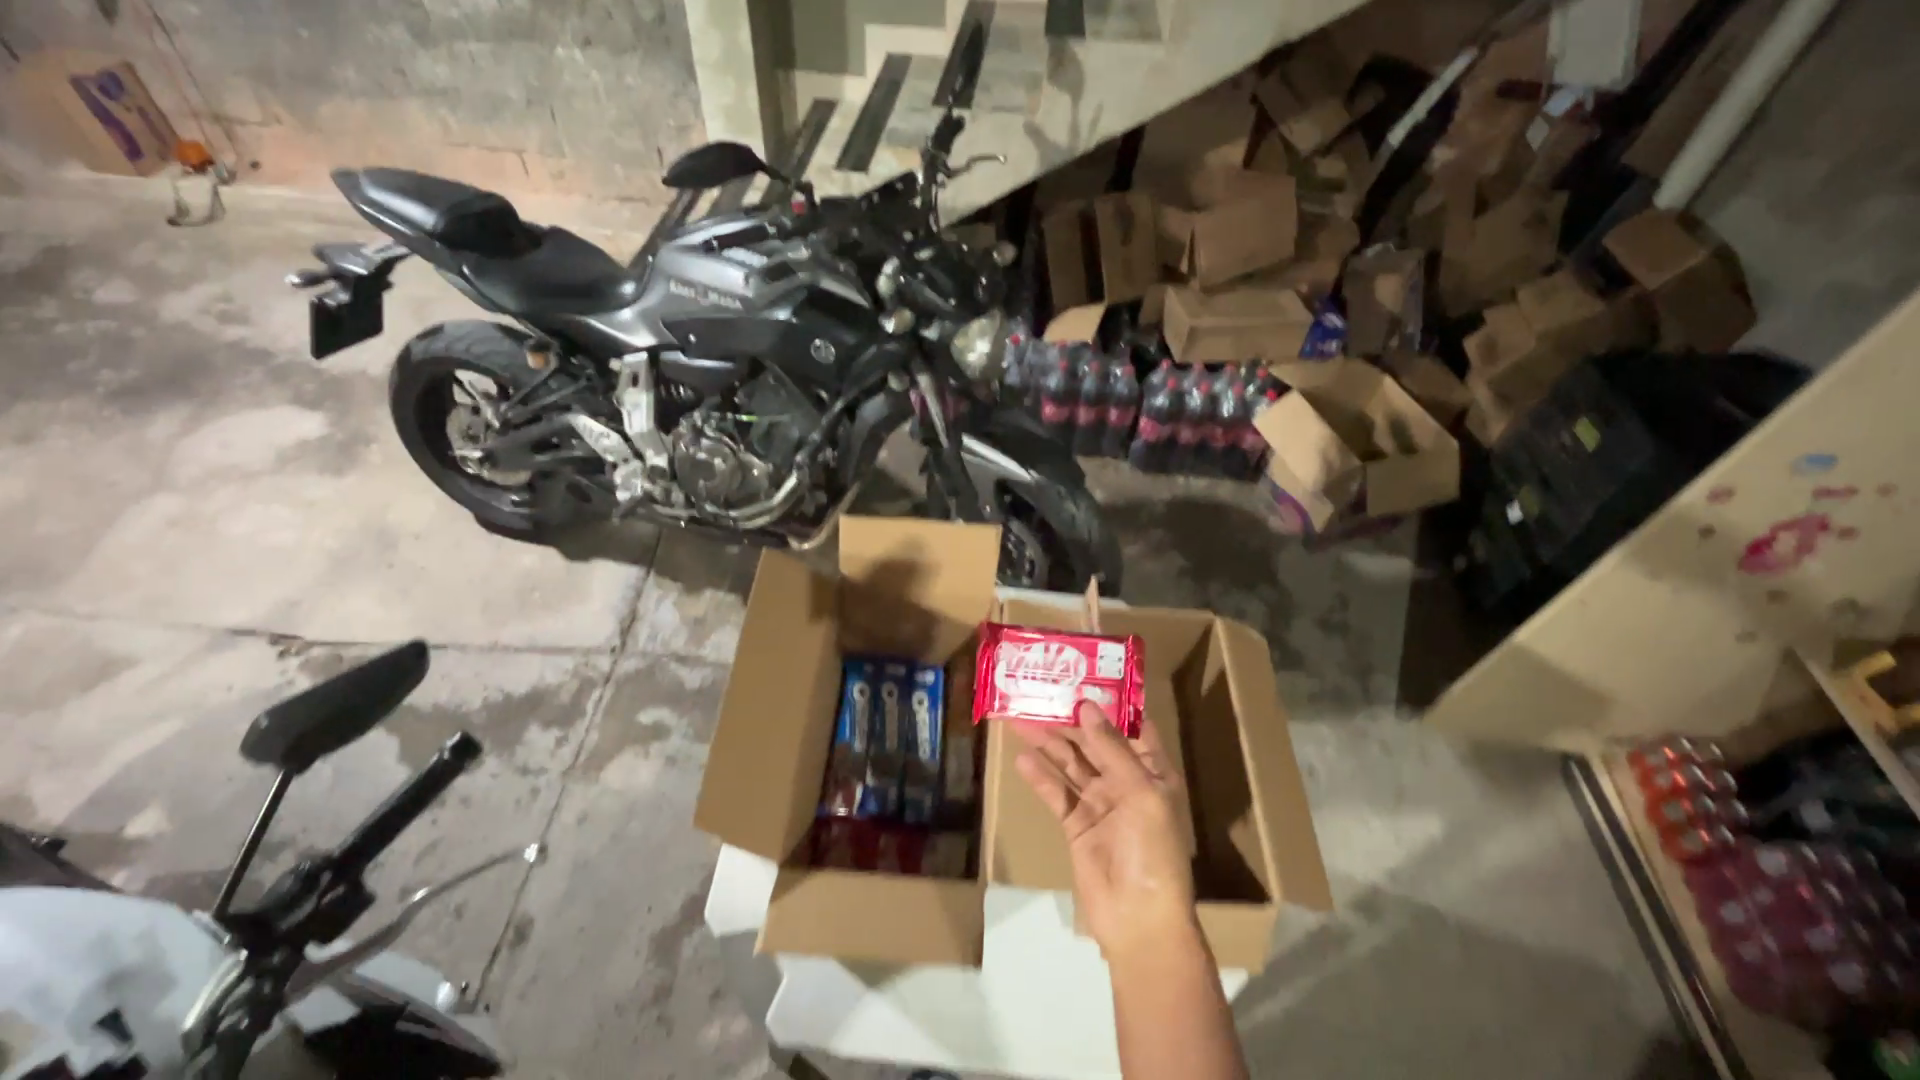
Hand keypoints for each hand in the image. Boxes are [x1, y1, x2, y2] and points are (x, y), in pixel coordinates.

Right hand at [1012, 700, 1196, 959]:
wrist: (1138, 918)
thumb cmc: (1152, 850)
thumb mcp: (1141, 793)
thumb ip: (1112, 749)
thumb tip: (1087, 706)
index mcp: (1154, 772)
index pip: (1133, 728)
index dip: (1111, 704)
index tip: (1084, 676)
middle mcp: (1127, 783)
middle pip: (1094, 743)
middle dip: (1069, 720)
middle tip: (1040, 693)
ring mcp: (1100, 804)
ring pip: (1070, 764)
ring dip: (1048, 743)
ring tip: (1019, 718)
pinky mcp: (1076, 826)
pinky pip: (1056, 793)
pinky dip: (1040, 777)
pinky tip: (1022, 758)